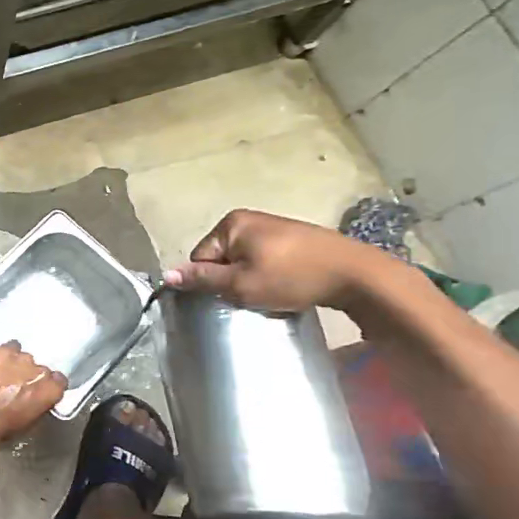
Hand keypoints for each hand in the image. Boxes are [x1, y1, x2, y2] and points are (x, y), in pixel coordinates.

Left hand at [0, 341, 66, 441]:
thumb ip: (40, 404)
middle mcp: (41, 370)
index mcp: (51, 390)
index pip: (59, 381)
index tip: (39, 390)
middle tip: (16, 386)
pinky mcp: (4, 351)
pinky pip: (10, 347)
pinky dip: (5, 354)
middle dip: (30, 376)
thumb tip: (37, 398)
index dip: (48, 384)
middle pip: (40, 369)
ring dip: (16, 365)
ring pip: (24, 357)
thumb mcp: (31, 421)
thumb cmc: (5, 426)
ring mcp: (22, 358)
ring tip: (2, 376)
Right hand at [164, 209, 375, 312]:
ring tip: (267, 296)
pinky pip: (263, 260)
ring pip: (243, 261)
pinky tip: (282, 288)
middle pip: (220, 258)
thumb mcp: (240, 284)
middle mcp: (248, 218)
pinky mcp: (291, 238)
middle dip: (229, 280)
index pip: (199, 257)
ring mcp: (271, 227)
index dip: (209, 282)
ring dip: (249, 280)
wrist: (351, 273)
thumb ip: (203, 279)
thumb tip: (166, 275)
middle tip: (249, 299)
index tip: (229, 298)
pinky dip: (267, 276)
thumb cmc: (290, 277)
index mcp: (231, 223)